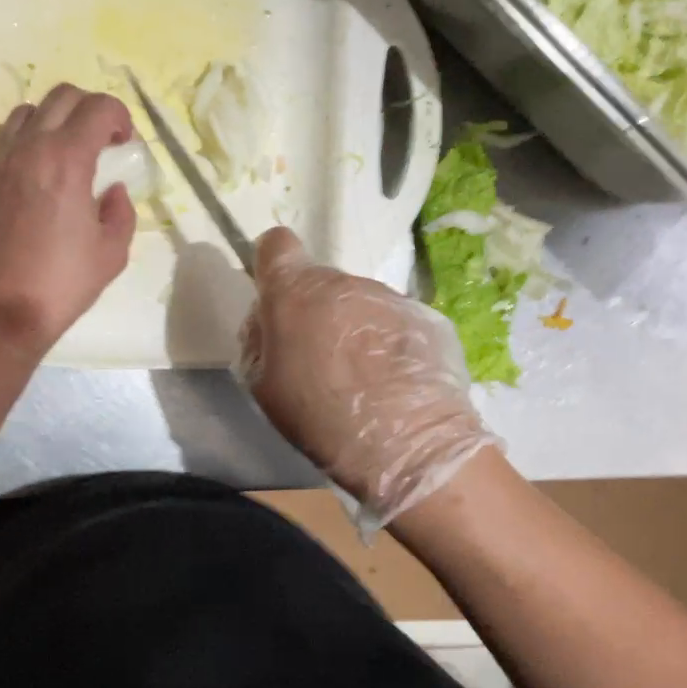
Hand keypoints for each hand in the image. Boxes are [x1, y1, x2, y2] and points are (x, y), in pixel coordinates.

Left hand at [0, 84, 138, 350]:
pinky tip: (36, 172)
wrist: (6, 309)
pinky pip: (4, 140)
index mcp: (68, 159)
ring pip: (28, 112)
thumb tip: (114, 190)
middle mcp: (31, 148)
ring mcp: (1, 161)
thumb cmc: (64, 283)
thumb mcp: (113, 252)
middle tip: (100, 141)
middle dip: (89, 109)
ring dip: (53, 120)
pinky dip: (25, 141)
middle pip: (62, 96)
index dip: (120, 117)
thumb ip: (122, 211)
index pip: (98, 107)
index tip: (124, 144)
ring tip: (65, 152)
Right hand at [240, 227, 500, 523]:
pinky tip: (393, 383)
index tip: (275, 291)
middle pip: (321, 283)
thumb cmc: (318, 417)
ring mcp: (389, 296)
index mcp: (294, 293)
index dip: (272, 263)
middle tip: (319, 360)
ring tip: (360, 378)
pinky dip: (389, 345)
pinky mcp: (427, 317)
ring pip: (360, 304)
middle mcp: (343, 282)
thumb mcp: (262, 386)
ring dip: (354, 329)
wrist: (404, 442)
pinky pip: (395, 324)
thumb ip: (259, 341)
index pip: (276, 245)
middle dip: (316, 311)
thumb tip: (266, 320)